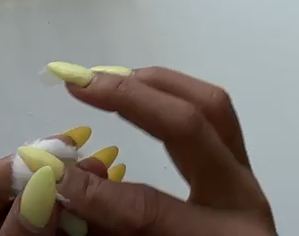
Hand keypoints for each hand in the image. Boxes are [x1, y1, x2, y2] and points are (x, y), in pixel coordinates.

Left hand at [0, 130, 112, 235]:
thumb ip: (14, 234)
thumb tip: (44, 181)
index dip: (27, 163)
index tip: (68, 145)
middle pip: (16, 202)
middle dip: (57, 182)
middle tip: (99, 159)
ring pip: (38, 227)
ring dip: (71, 208)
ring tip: (107, 180)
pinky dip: (70, 235)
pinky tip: (99, 219)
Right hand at [43, 63, 275, 234]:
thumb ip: (105, 230)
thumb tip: (57, 185)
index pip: (153, 209)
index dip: (97, 193)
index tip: (53, 175)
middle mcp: (244, 203)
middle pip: (189, 127)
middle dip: (127, 98)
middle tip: (76, 83)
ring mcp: (245, 178)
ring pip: (208, 103)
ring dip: (150, 82)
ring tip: (101, 78)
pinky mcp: (239, 166)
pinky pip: (212, 110)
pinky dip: (169, 90)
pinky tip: (133, 88)